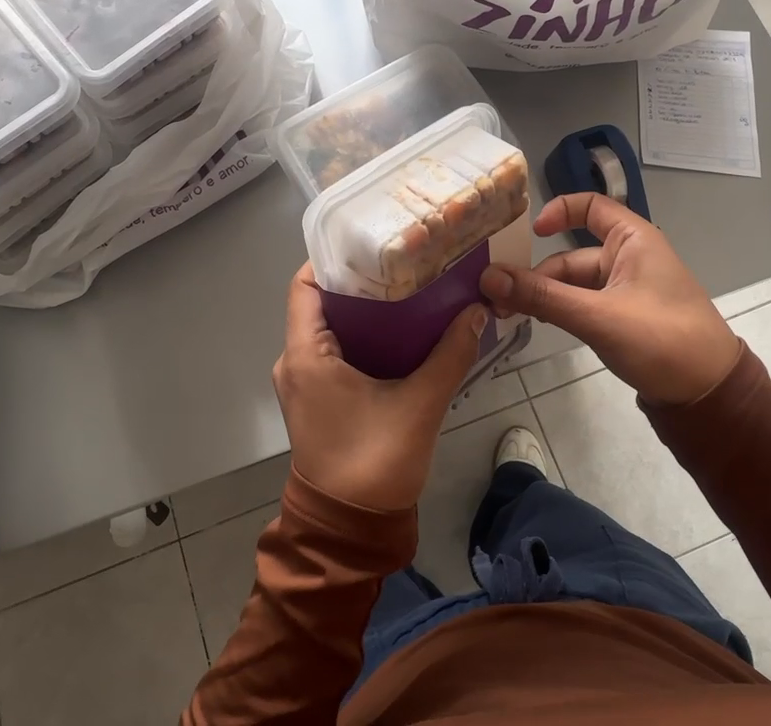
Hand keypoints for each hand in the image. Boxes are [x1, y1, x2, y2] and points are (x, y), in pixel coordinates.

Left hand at [273, 265, 486, 511]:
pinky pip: (334, 352)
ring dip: (365, 311)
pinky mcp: (317, 398)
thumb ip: (450, 355)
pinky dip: (363, 337)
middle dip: (361, 281)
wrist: (349, 529)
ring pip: (329, 328)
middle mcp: (294, 361)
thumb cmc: (374, 462)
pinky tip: (403, 331)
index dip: (334, 258)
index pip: (305, 284)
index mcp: (305, 355)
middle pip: (320, 302)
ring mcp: (303, 382)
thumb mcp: (419, 404)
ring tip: (410, 288)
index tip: (375, 241)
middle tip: (405, 262)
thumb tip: (476, 311)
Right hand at [480, 193, 740, 405]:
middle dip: (537, 274)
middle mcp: (630, 258)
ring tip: (509, 316)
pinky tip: (539, 325)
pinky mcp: (625, 318)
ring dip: (546, 296)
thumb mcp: (597, 316)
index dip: (558, 211)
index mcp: (633, 240)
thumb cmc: (661, 340)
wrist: (710, 394)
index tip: (528, 235)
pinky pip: (584, 304)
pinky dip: (561, 311)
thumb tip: (488, 276)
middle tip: (497, 299)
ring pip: (575, 284)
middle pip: (572, 254)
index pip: (590, 206)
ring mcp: (627, 290)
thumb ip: (541, 296)